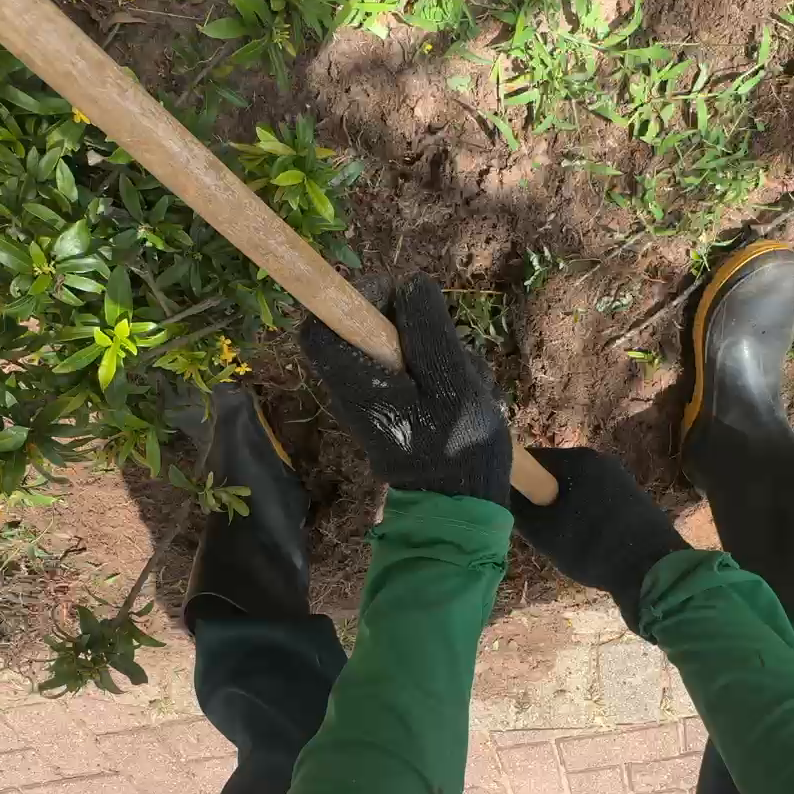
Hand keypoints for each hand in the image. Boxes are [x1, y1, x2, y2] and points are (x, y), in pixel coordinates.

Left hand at [299, 274, 511, 505]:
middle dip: (416, 329)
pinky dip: (445, 379)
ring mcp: (378, 406)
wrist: (461, 508)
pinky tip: (473, 396)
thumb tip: (410, 284)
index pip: (320, 326)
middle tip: (451, 347)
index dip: (352, 297)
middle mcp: (356, 393)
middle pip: (370, 334)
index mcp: (356, 384)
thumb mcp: (450, 379)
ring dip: (442, 357)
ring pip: (402, 355)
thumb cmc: (454, 445)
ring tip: (473, 382)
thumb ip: (427, 329)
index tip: (395, 293)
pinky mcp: (399, 417)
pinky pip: (417, 379)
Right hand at [509, 448, 687, 630]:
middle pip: (553, 474)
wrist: (652, 570)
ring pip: (574, 489)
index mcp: (578, 459)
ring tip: (558, 539)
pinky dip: (582, 517)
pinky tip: (584, 542)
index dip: (514, 481)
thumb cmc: (591, 545)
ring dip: (560, 510)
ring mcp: (619, 478)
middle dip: (539, 498)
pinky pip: (594, 501)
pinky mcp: (631, 498)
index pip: (531, 459)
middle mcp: (600, 460)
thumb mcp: (542, 531)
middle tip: (531, 528)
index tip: (507, 506)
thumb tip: (505, 493)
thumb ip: (518, 508)